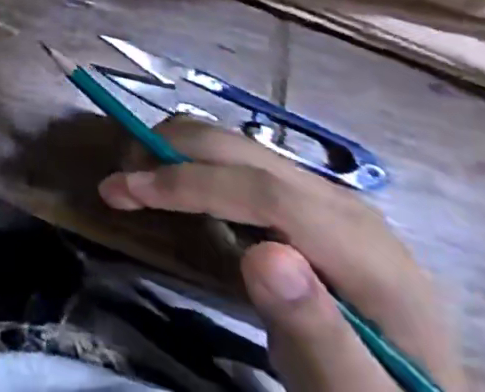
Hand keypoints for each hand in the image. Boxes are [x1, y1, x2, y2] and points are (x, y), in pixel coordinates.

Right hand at [99, 117, 466, 391]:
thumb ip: (319, 336)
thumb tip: (264, 254)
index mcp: (368, 255)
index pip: (265, 192)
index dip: (188, 182)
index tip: (122, 191)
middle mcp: (349, 208)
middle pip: (247, 153)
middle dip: (170, 152)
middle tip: (116, 182)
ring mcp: (331, 199)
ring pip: (241, 147)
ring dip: (178, 151)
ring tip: (135, 181)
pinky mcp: (311, 202)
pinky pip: (244, 164)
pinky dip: (196, 162)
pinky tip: (174, 188)